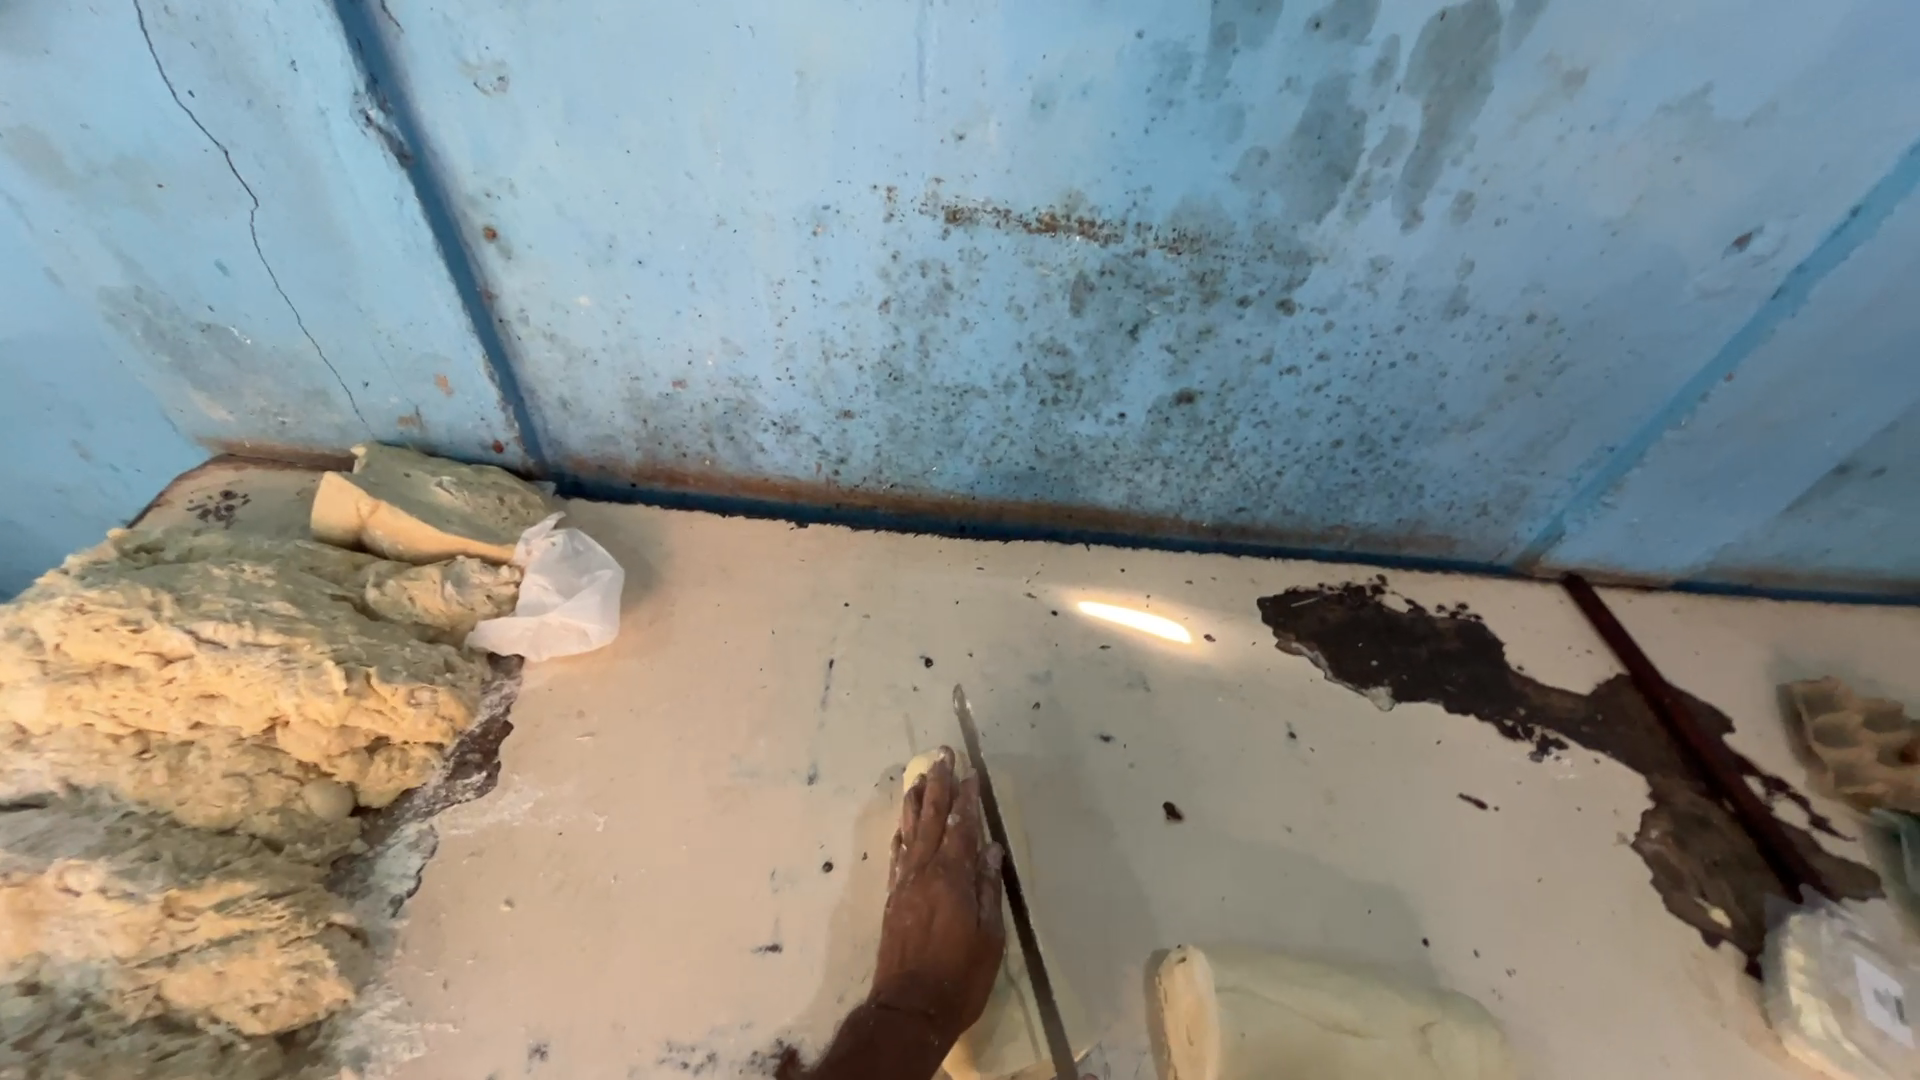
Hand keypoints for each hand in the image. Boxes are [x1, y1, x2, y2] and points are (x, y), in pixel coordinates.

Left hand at [871, 747, 1005, 1043]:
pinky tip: (903, 824)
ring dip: (916, 801)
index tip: (969, 772)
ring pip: (911, 831)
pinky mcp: (893, 898)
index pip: (961, 826)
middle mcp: (925, 871)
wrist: (909, 1009)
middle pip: (932, 818)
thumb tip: (992, 849)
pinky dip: (902, 834)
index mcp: (952, 877)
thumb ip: (988, 888)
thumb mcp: (989, 936)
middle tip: (941, 755)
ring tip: (919, 776)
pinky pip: (897, 856)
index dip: (966, 798)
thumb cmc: (960, 976)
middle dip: (938, 784)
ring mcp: (906, 883)